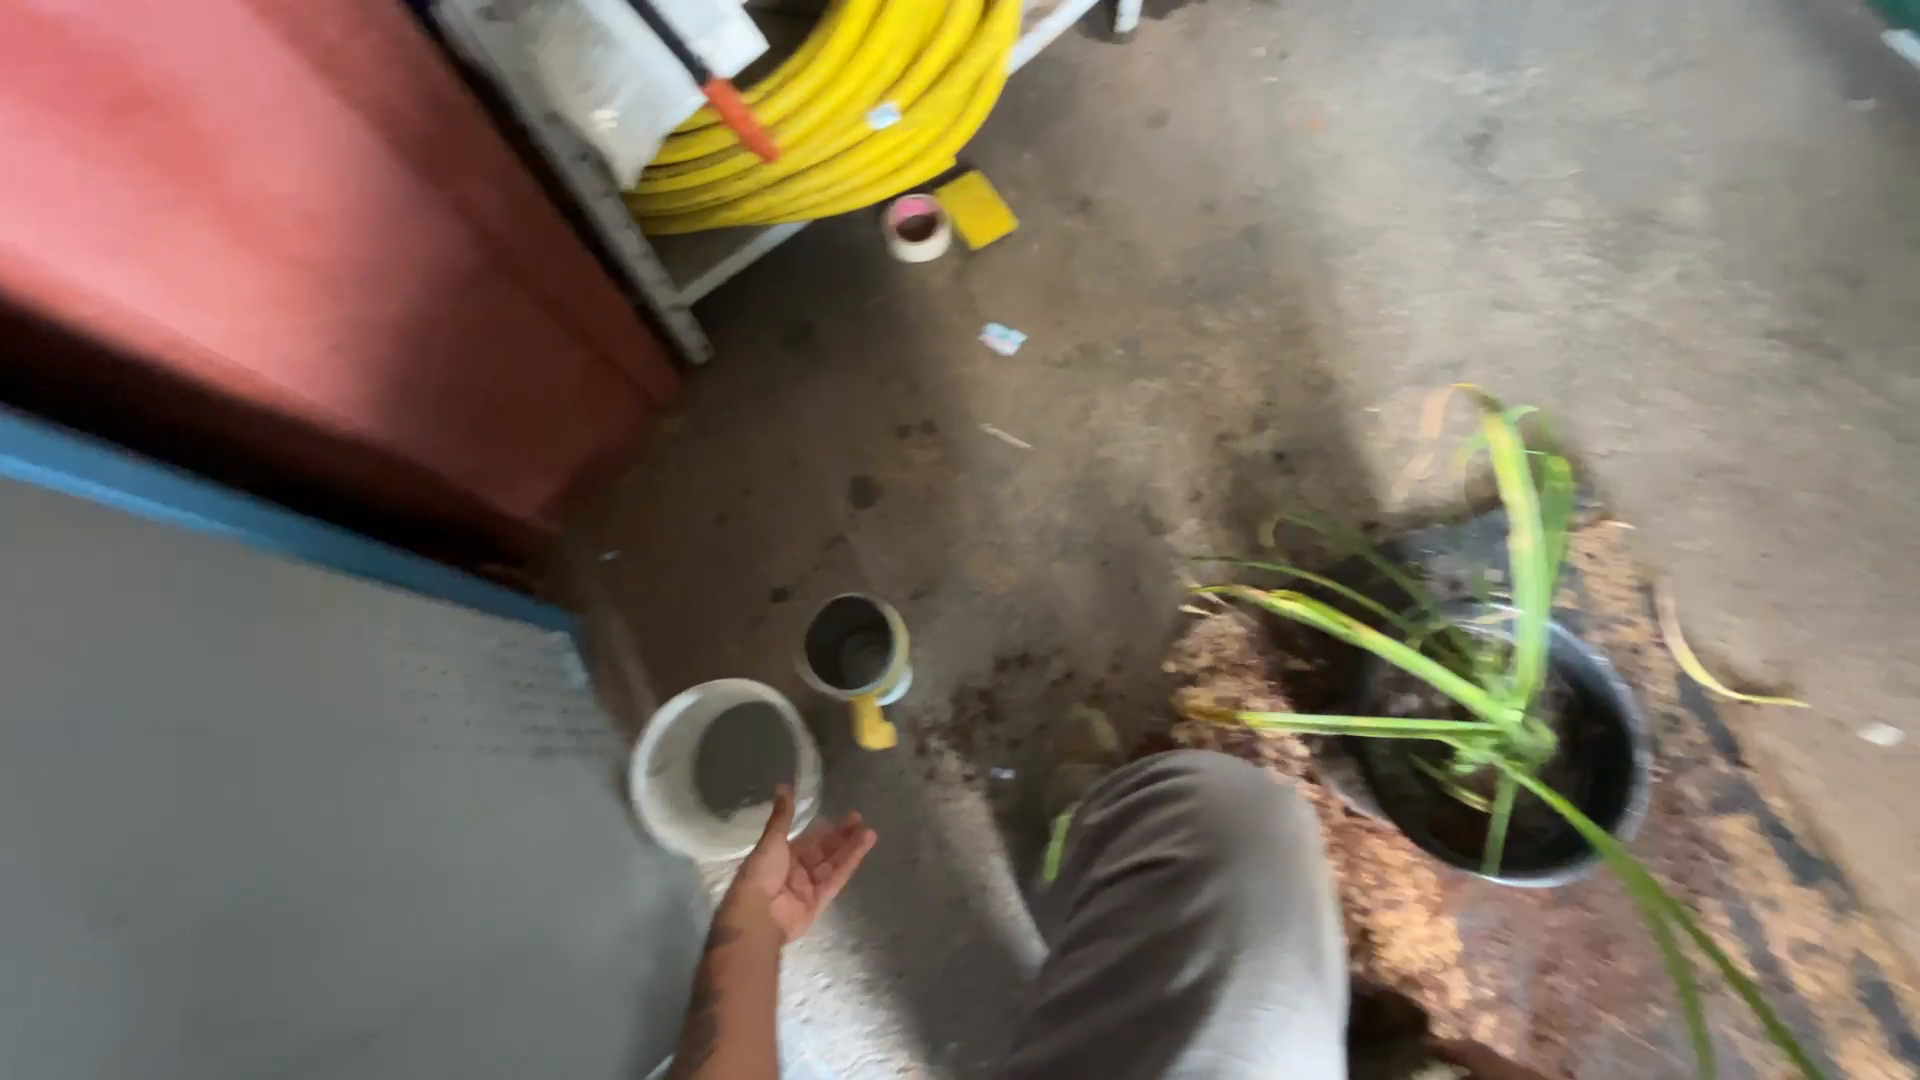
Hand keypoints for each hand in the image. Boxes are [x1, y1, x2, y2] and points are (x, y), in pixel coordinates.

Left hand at [724, 785, 876, 943]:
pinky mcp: (818, 903)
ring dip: (851, 849)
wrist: (757, 914)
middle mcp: (797, 871)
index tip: (846, 817)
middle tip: (862, 822)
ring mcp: (808, 888)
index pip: (811, 839)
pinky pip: (835, 881)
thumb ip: (783, 815)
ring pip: (834, 864)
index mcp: (783, 855)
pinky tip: (862, 852)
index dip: (828, 828)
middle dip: (843, 837)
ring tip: (870, 834)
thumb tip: (783, 785)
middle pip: (825, 851)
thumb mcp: (772, 840)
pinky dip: (848, 866)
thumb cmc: (761, 873)